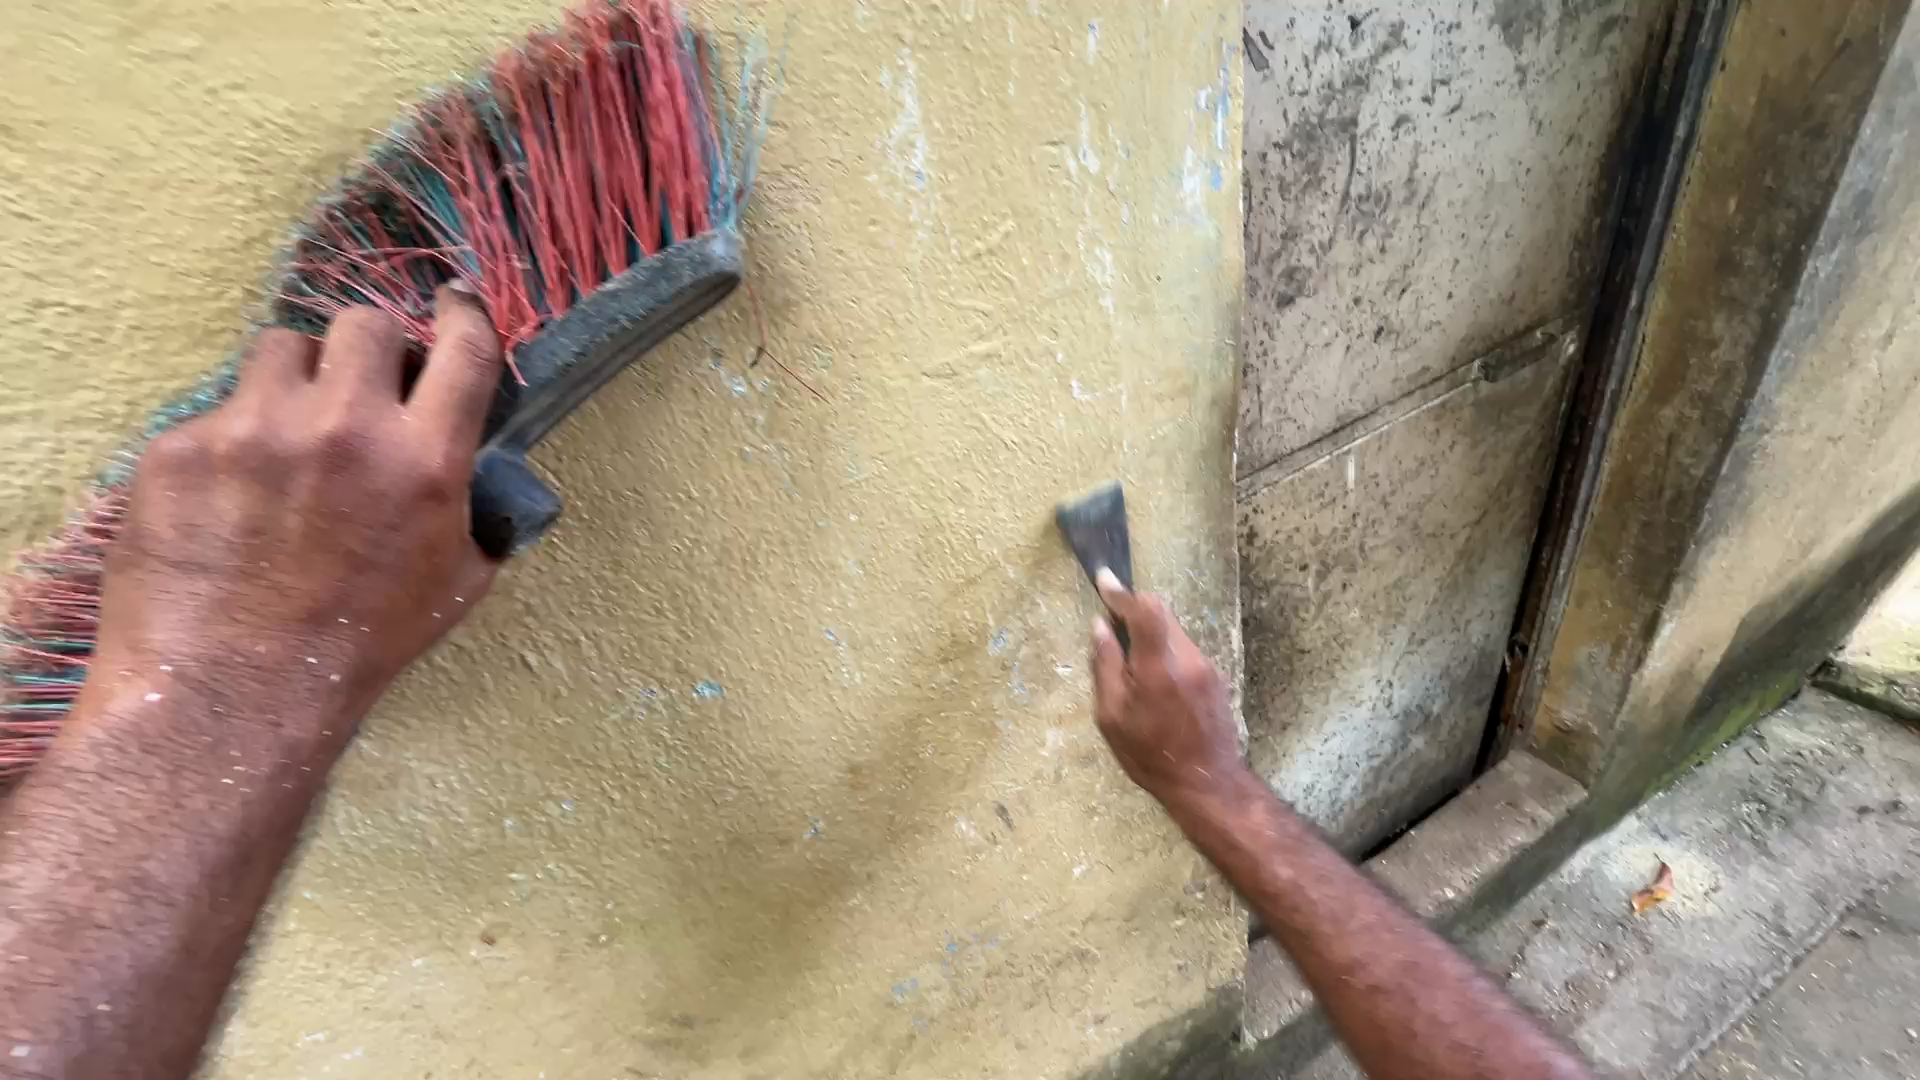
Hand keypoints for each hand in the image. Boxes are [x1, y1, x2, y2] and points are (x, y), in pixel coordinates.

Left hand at [90, 285, 505, 735]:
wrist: (242, 683)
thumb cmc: (373, 633)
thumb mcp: (465, 574)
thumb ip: (480, 505)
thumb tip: (479, 468)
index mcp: (427, 460)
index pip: (462, 350)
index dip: (467, 316)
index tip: (460, 305)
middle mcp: (346, 428)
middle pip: (365, 323)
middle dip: (378, 345)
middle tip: (373, 383)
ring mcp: (255, 431)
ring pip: (283, 347)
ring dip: (306, 375)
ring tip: (301, 425)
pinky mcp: (180, 448)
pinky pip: (224, 406)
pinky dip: (246, 429)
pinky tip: (245, 485)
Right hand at [1088, 568, 1247, 807]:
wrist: (1208, 784)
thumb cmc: (1150, 755)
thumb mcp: (1111, 716)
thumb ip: (1105, 665)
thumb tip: (1100, 626)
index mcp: (1158, 667)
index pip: (1144, 610)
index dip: (1122, 592)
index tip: (1104, 579)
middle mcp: (1187, 658)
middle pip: (1160, 615)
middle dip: (1135, 614)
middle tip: (1113, 634)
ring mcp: (1207, 666)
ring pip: (1172, 632)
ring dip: (1150, 637)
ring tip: (1136, 674)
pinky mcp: (1216, 676)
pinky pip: (1184, 650)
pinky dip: (1165, 653)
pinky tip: (1158, 687)